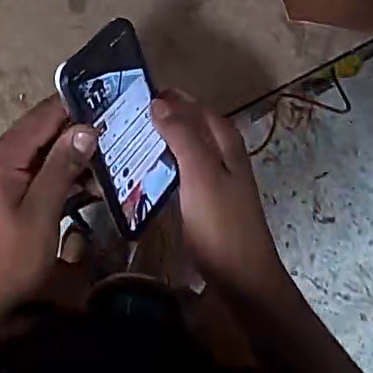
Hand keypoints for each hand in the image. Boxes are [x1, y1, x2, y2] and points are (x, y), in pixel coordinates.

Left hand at [0, 98, 94, 325]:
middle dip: (81, 130)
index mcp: (4, 155)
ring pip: (47, 149)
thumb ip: (62, 167)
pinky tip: (92, 185)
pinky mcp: (12, 190)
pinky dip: (65, 172)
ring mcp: (5, 173)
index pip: (45, 114)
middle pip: (46, 128)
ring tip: (114, 159)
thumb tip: (86, 128)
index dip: (78, 107)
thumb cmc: (8, 259)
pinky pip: (42, 169)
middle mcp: (2, 156)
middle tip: (120, 134)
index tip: (113, 107)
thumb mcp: (41, 212)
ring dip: (76, 154)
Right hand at [151, 92, 289, 298]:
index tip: (141, 92)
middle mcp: (225, 158)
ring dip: (164, 142)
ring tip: (131, 140)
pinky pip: (184, 173)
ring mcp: (218, 182)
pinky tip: (148, 175)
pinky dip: (166, 166)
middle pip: (195, 127)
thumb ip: (181, 136)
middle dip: (167, 117)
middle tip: (129, 115)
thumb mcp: (200, 174)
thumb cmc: (221, 223)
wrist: (242, 280)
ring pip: (189, 150)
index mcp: (226, 144)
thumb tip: (159, 101)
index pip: (198, 108)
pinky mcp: (209, 204)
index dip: (174, 98)